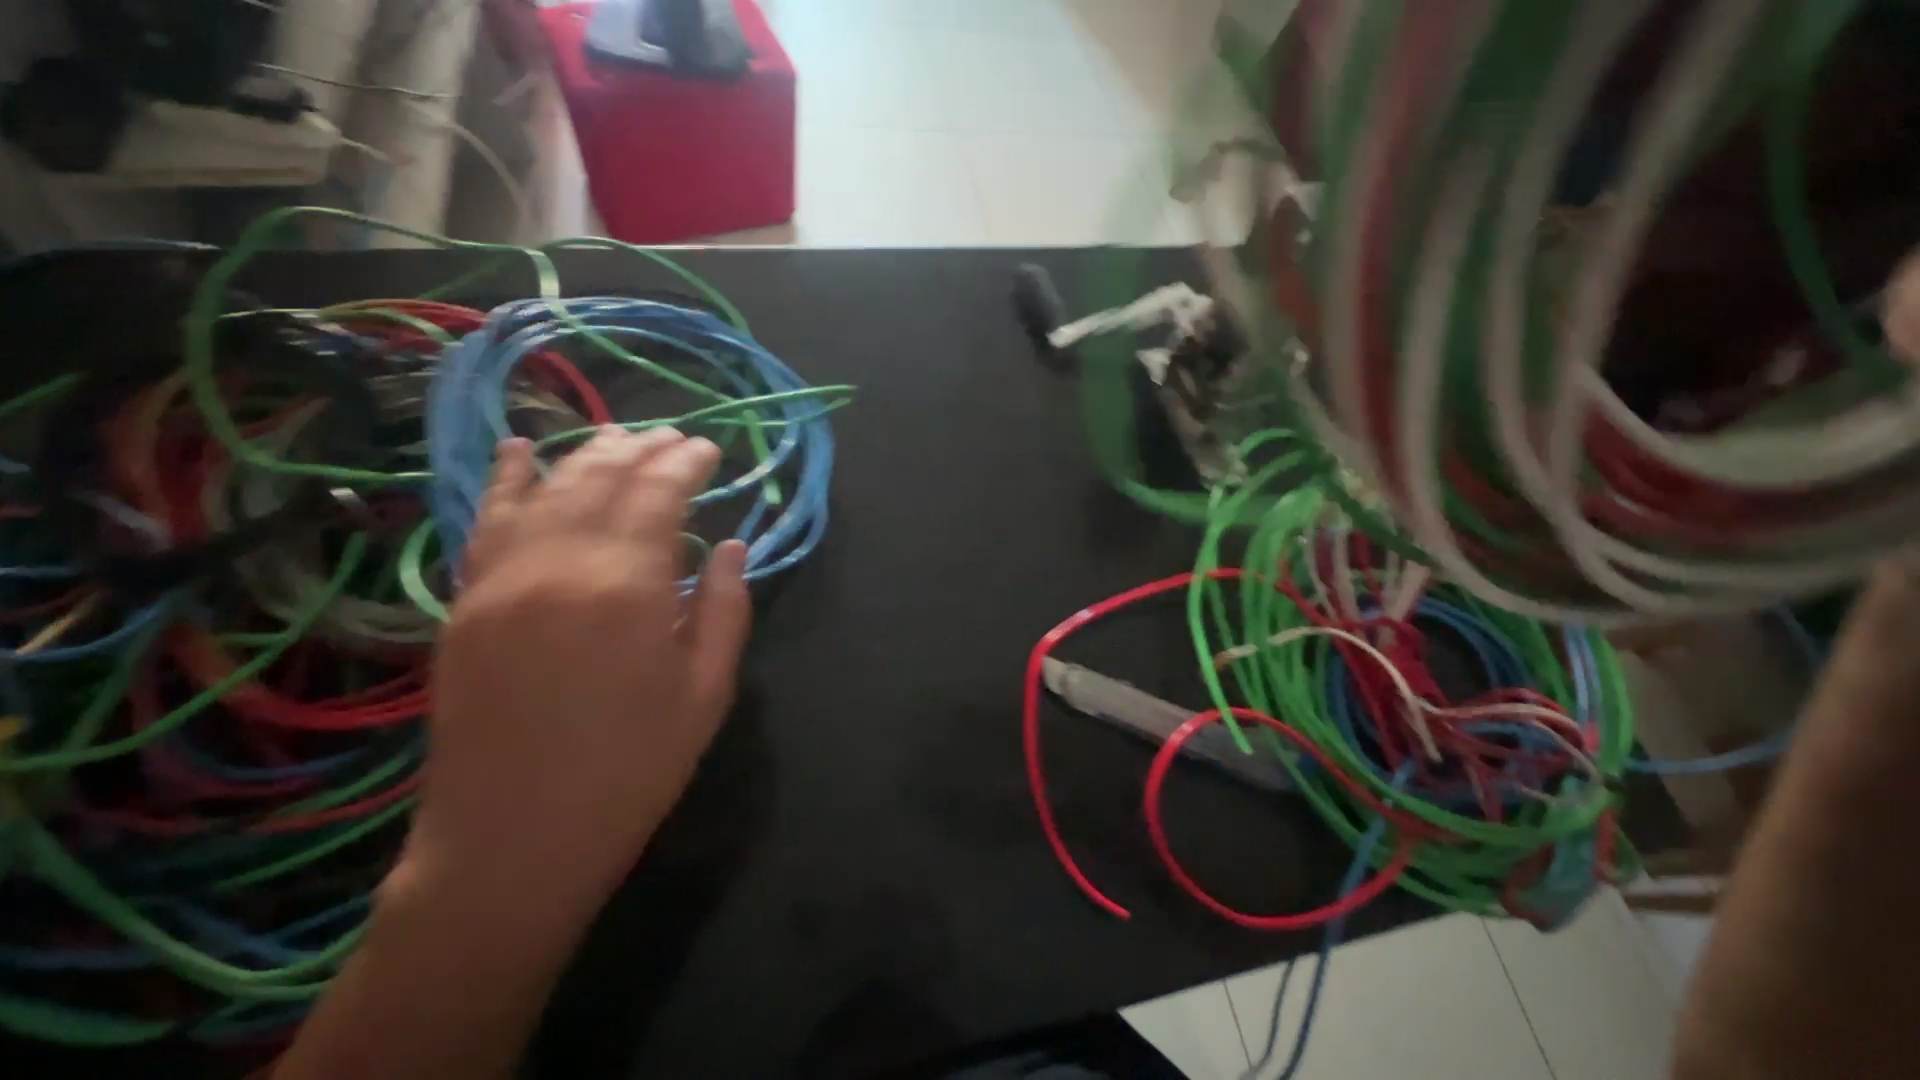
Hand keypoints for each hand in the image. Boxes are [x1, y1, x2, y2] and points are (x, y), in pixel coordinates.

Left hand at [404, 426, 751, 912]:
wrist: (512, 841)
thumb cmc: (629, 774)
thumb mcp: (705, 696)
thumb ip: (723, 611)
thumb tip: (731, 546)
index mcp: (627, 587)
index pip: (658, 493)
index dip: (686, 463)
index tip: (709, 449)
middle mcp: (558, 564)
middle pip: (601, 478)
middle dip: (641, 449)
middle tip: (672, 439)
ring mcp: (501, 578)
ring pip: (545, 489)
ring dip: (585, 456)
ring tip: (617, 439)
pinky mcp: (466, 602)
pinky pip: (486, 521)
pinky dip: (506, 480)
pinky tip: (521, 452)